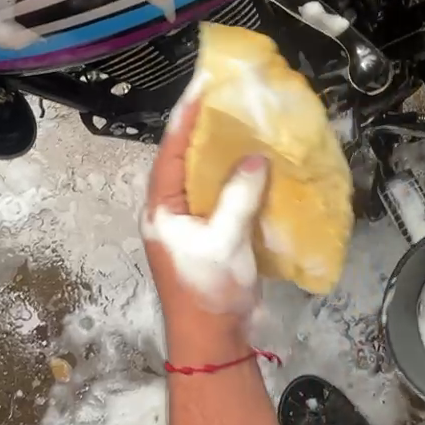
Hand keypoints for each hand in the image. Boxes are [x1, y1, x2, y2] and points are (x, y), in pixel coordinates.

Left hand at [141, 98, 267, 356]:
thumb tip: (255, 159)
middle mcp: (174, 210)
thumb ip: (238, 196)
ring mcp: (194, 224)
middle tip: (230, 98)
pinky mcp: (214, 235)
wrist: (214, 340)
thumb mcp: (222, 240)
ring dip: (226, 154)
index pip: (172, 149)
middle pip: (187, 159)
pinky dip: (242, 181)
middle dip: (207, 129)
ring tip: (248, 124)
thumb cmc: (207, 289)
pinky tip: (262, 166)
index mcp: (162, 208)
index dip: (187, 115)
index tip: (204, 83)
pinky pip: (226, 198)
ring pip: (208, 178)